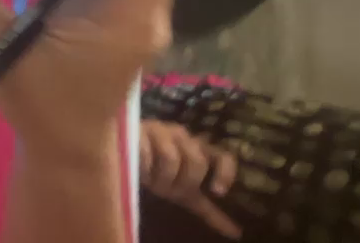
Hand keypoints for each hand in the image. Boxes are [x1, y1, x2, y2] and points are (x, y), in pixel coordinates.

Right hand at [140, 120, 240, 238]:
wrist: (123, 157)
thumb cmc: (158, 172)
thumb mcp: (184, 192)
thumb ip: (208, 209)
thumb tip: (236, 233)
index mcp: (197, 147)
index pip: (222, 155)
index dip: (224, 174)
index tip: (216, 193)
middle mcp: (180, 133)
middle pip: (195, 160)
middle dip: (184, 182)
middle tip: (171, 192)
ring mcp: (156, 128)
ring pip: (170, 156)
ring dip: (162, 177)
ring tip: (152, 184)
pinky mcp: (135, 127)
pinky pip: (146, 152)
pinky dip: (145, 168)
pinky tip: (139, 173)